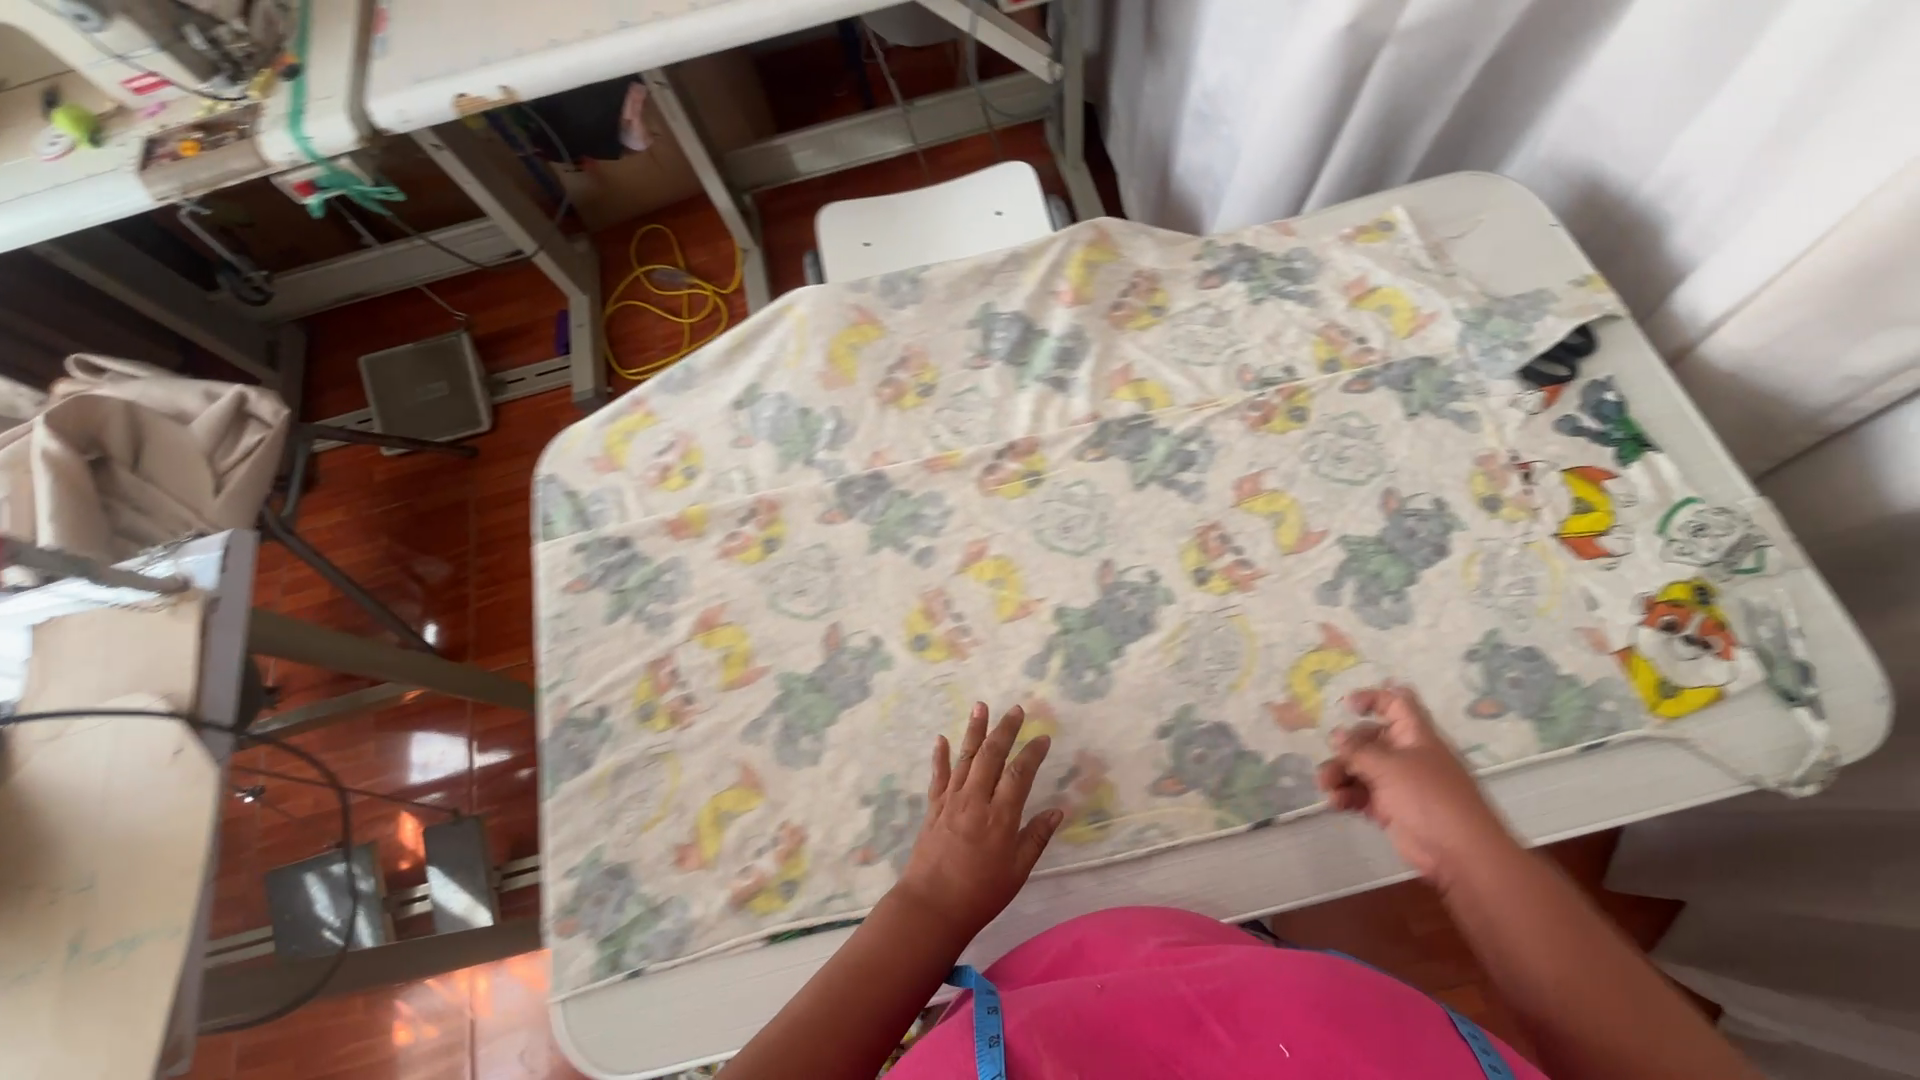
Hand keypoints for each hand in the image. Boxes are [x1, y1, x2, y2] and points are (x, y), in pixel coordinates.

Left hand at [891, 703, 1061, 938]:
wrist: (931, 907)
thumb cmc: (980, 894)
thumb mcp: (1017, 871)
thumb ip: (1035, 838)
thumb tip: (1057, 811)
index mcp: (1000, 816)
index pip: (1020, 774)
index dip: (1033, 753)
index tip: (1043, 738)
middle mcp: (975, 801)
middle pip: (991, 756)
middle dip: (1005, 730)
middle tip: (1016, 709)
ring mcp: (951, 802)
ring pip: (965, 758)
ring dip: (974, 731)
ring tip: (980, 706)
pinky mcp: (933, 809)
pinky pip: (938, 776)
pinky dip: (941, 756)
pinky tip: (942, 739)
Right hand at [1316, 682, 1518, 889]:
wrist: (1458, 852)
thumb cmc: (1428, 797)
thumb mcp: (1390, 767)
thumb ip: (1359, 750)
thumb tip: (1336, 734)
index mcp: (1415, 736)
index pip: (1396, 704)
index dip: (1373, 698)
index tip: (1346, 706)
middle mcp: (1406, 755)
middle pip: (1369, 740)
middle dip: (1345, 749)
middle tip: (1332, 762)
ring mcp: (1398, 783)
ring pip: (1360, 769)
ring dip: (1340, 774)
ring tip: (1326, 786)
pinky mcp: (1390, 808)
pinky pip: (1361, 794)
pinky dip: (1347, 796)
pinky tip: (1336, 803)